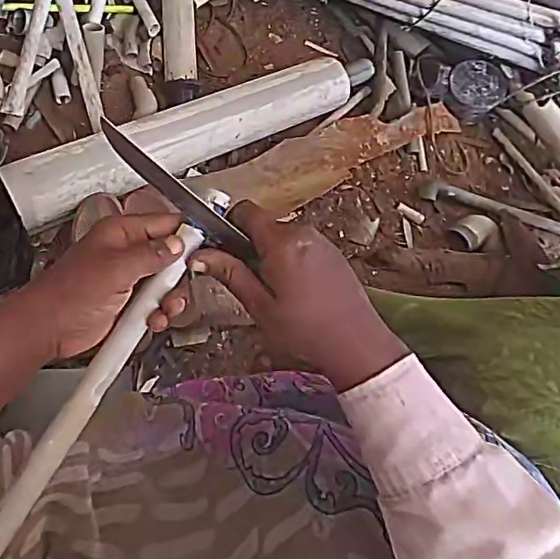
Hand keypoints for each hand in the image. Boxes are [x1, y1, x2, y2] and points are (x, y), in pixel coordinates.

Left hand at [11, 212, 191, 360]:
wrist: (48, 328)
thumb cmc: (66, 294)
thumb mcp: (115, 269)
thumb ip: (150, 256)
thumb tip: (177, 245)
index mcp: (120, 233)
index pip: (163, 223)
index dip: (184, 234)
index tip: (201, 248)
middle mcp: (126, 253)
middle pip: (170, 258)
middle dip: (177, 277)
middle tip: (172, 288)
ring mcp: (128, 279)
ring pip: (166, 285)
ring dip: (169, 300)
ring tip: (161, 309)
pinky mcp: (128, 304)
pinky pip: (155, 305)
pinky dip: (158, 314)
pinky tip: (152, 320)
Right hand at [192, 202, 407, 389]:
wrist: (358, 347)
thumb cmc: (307, 332)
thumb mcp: (260, 306)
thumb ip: (230, 274)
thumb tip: (200, 256)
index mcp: (282, 243)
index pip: (245, 211)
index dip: (226, 224)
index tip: (217, 245)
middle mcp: (303, 233)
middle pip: (262, 225)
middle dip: (247, 245)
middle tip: (242, 278)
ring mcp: (320, 242)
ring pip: (280, 236)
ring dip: (268, 253)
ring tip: (269, 290)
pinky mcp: (331, 253)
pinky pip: (299, 245)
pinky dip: (287, 259)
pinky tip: (290, 290)